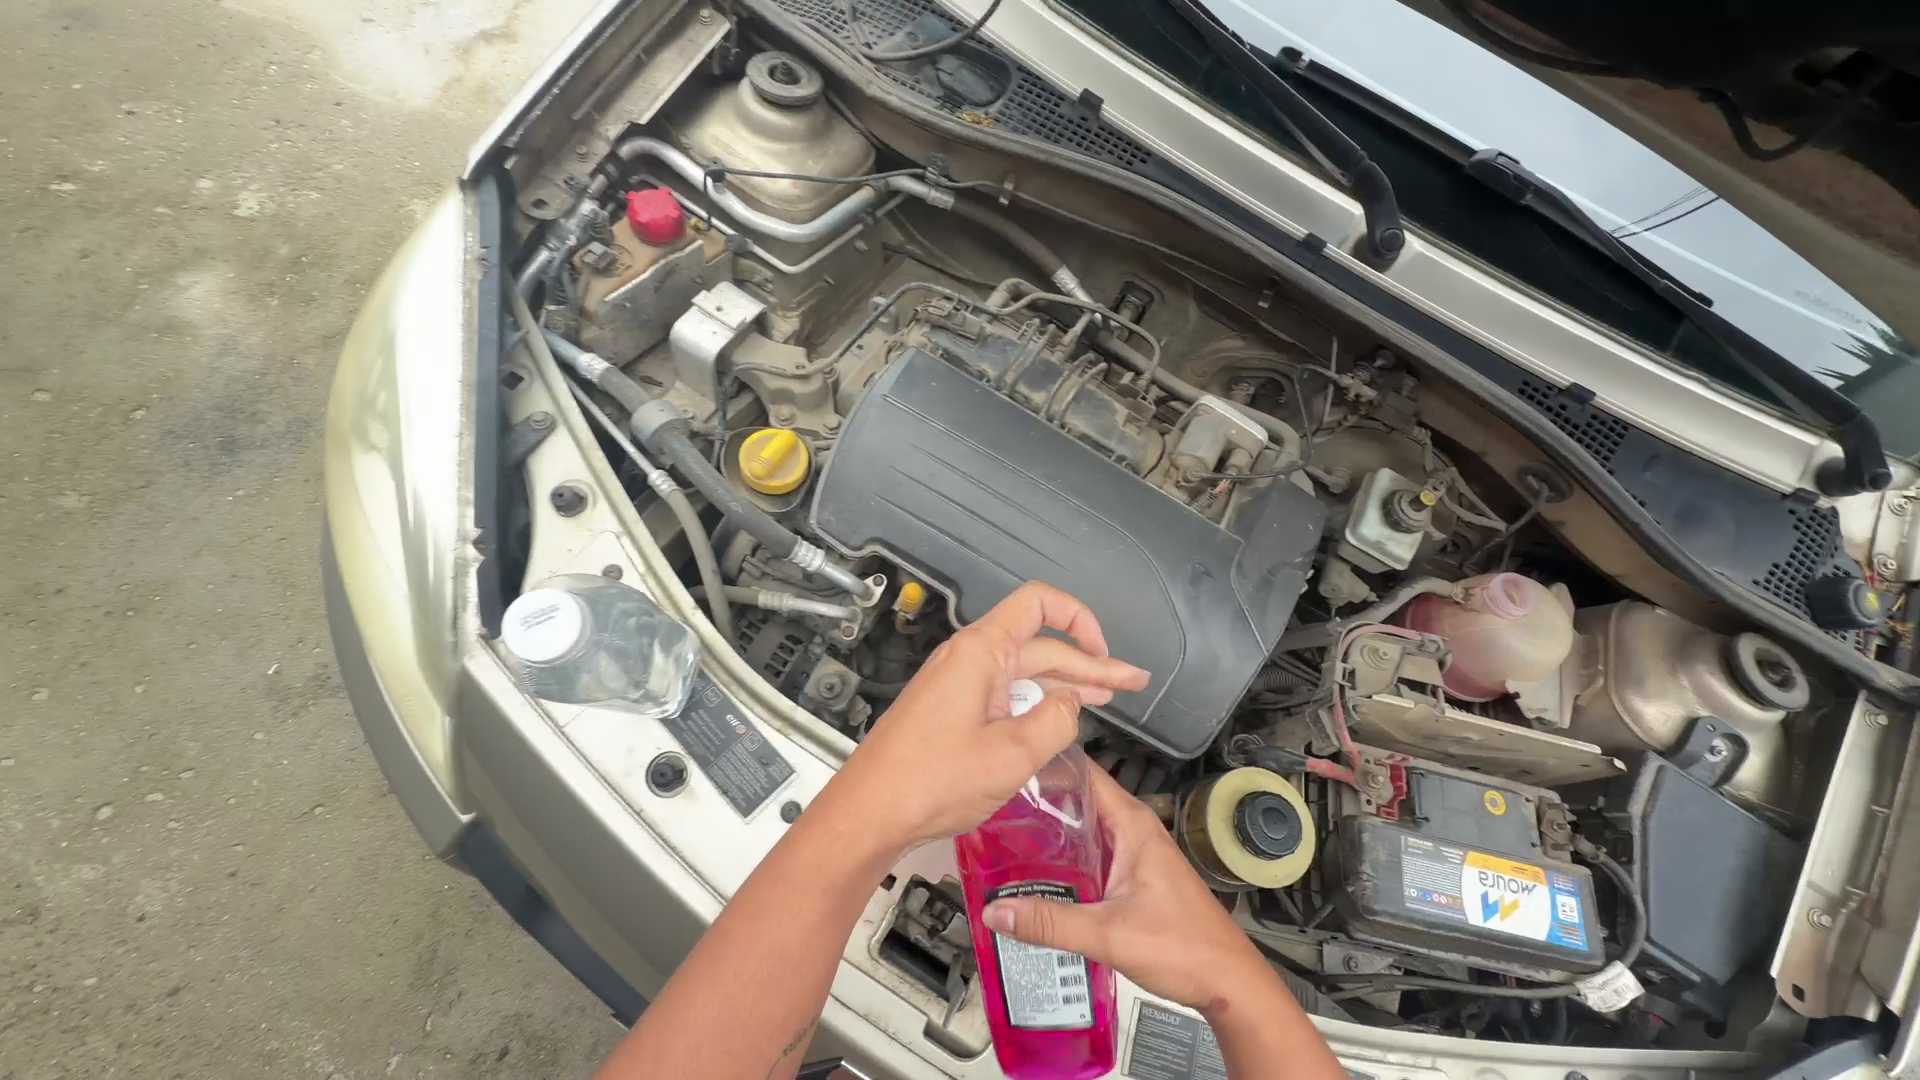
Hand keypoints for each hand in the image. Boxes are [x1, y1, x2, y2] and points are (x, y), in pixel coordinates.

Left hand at [826, 582, 1149, 852]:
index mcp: (981, 652)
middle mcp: (970, 658)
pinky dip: (1038, 701)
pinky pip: (1004, 693)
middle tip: (1131, 682)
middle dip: (1089, 662)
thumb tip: (1070, 702)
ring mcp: (960, 683)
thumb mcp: (1011, 755)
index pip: (1038, 603)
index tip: (1104, 651)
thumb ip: (1054, 721)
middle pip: (1039, 644)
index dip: (1078, 617)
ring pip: (1024, 672)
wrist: (869, 812)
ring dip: (1066, 683)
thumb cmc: (928, 782)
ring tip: (1108, 695)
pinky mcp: (953, 708)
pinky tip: (1060, 715)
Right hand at [982, 767, 1273, 1012]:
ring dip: (1049, 832)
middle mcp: (1132, 830)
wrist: (1227, 983)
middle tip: (994, 805)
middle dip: (1038, 801)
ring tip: (1004, 836)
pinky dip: (1063, 858)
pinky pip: (1090, 854)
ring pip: (1082, 829)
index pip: (1085, 772)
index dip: (1048, 764)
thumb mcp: (1109, 934)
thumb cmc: (1185, 948)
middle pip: (1077, 799)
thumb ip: (1050, 922)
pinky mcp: (1131, 877)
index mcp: (1132, 823)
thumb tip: (997, 911)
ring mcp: (1133, 853)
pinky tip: (1037, 875)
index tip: (1010, 763)